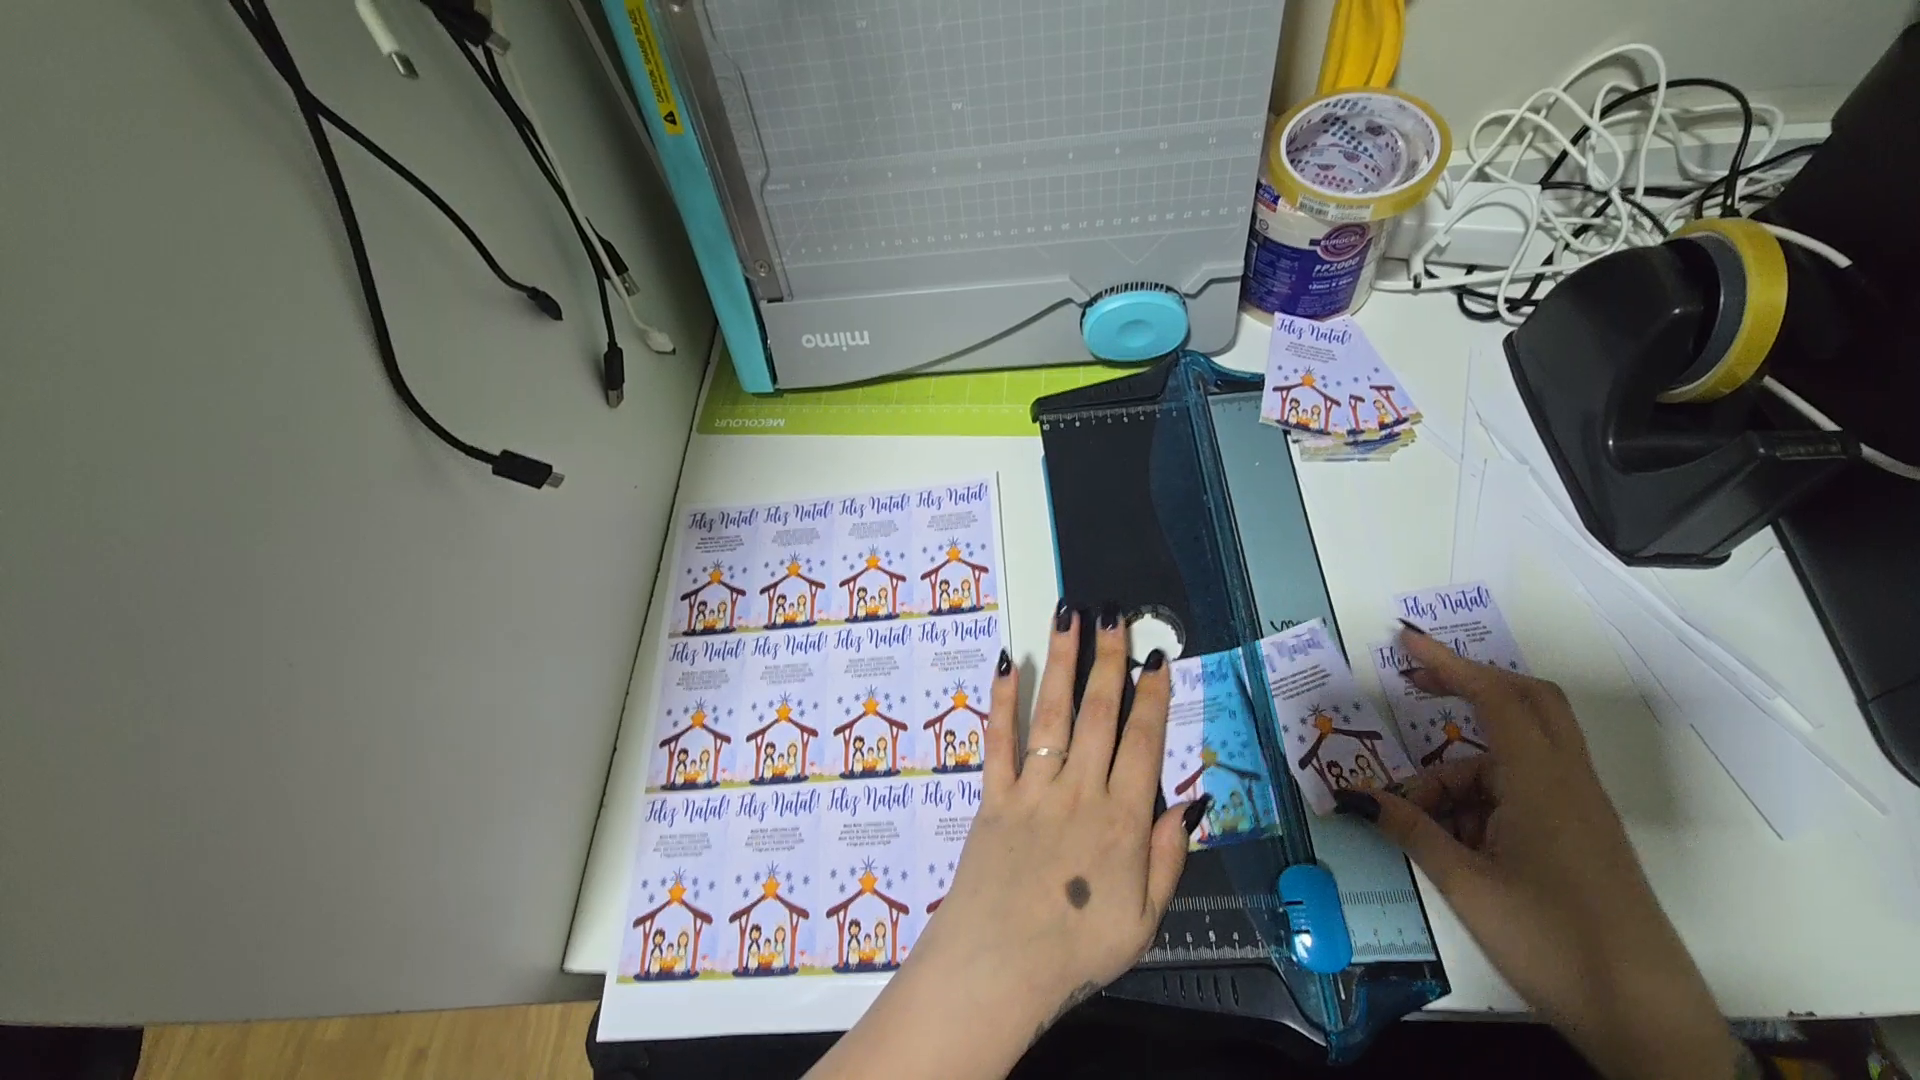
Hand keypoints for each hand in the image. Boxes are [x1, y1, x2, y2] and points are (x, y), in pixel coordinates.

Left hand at [807, 605, 1202, 1079]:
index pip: (1144, 742)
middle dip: (1108, 660)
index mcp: (1123, 820)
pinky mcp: (993, 796)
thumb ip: (1170, 856)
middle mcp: (1080, 791)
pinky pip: (1000, 740)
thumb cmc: (1078, 949)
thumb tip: (1191, 801)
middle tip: (1113, 615)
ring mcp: (1033, 789)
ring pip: (1053, 714)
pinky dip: (1004, 701)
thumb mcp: (1146, 918)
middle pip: (1099, 714)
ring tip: (1067, 617)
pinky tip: (1008, 664)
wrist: (999, 967)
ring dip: (1061, 662)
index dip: (1153, 696)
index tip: (1157, 657)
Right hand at [1344, 626, 1744, 1079]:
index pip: (1495, 697)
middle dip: (1468, 684)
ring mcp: (1578, 808)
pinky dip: (1480, 798)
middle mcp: (1567, 782)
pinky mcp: (1580, 835)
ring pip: (1513, 756)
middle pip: (1525, 703)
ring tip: (1414, 814)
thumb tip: (1355, 798)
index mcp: (1542, 782)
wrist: (1644, 1016)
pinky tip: (1449, 839)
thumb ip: (1410, 830)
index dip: (1448, 662)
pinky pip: (1523, 790)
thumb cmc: (1551, 941)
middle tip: (1414, 686)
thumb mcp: (1465, 884)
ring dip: (1460, 769)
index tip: (1405, 640)